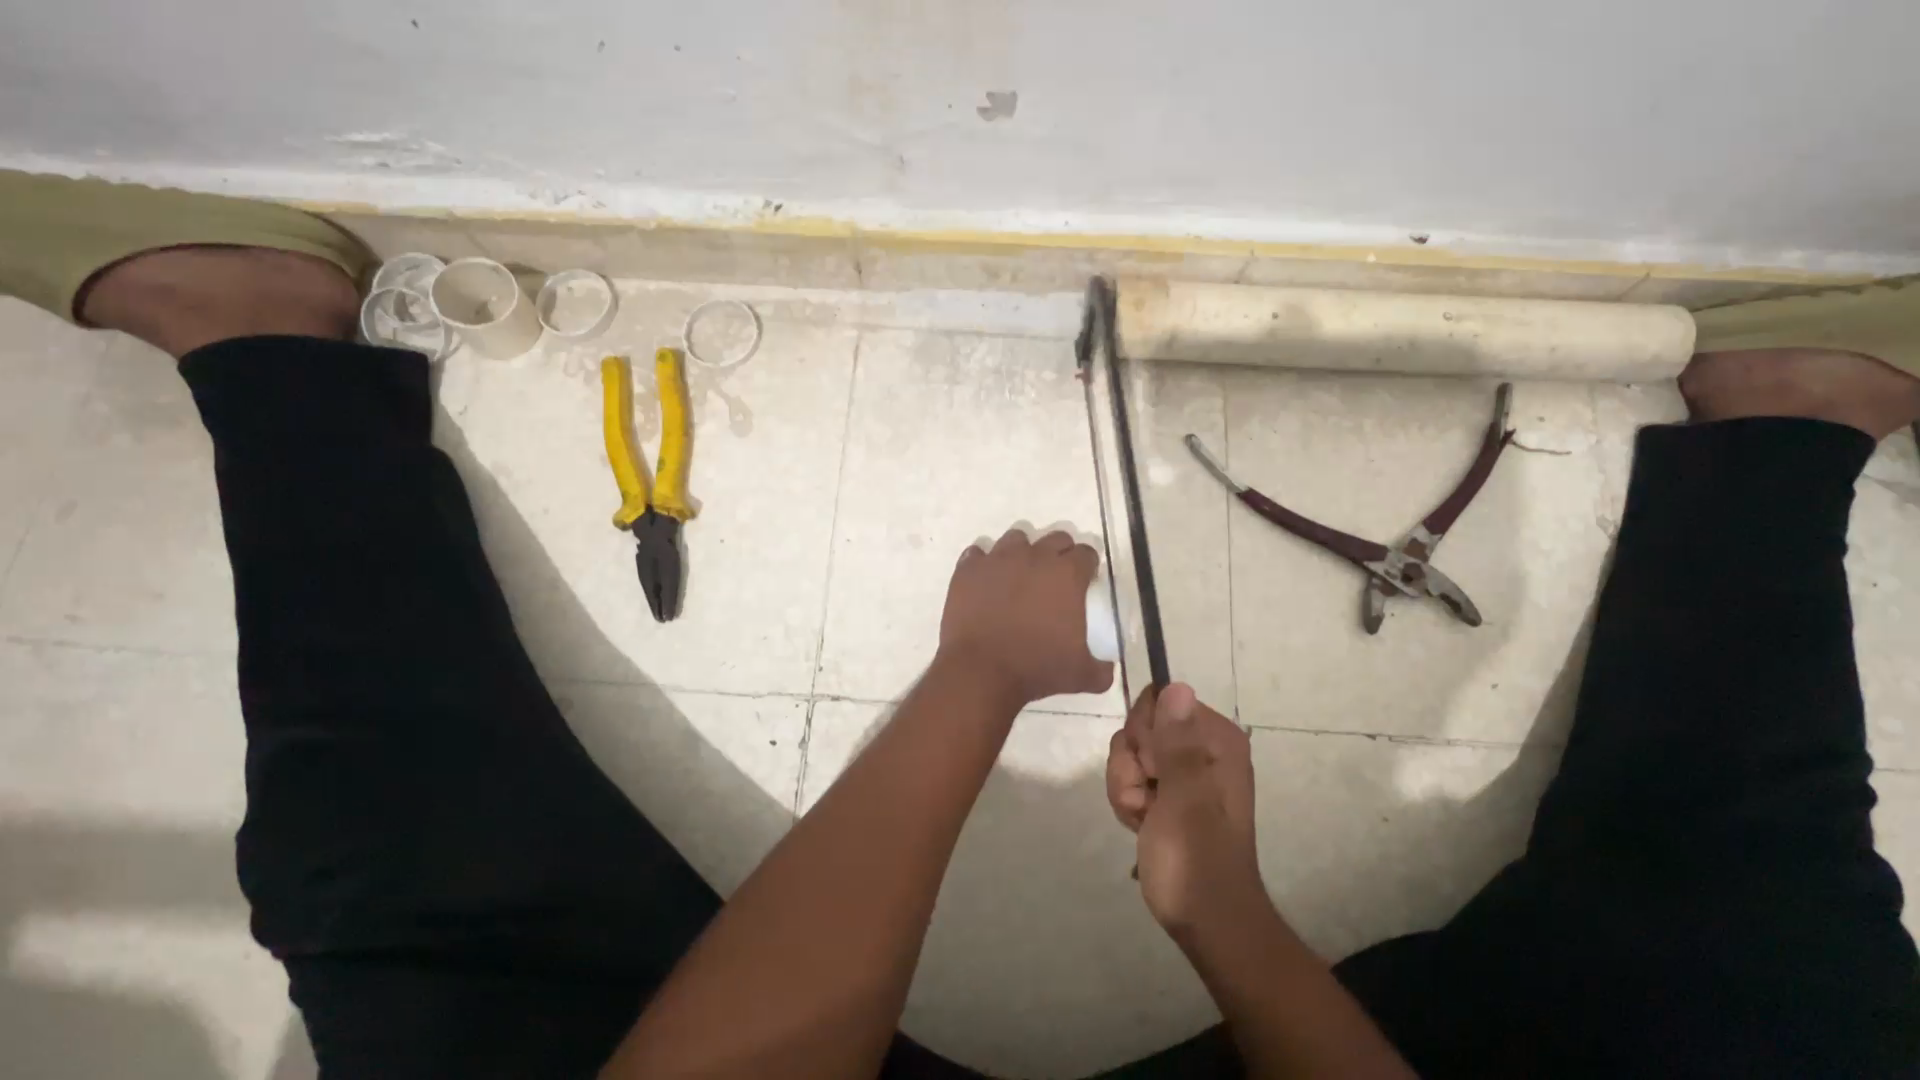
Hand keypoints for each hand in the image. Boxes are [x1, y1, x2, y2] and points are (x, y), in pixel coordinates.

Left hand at [937, 528, 1114, 706]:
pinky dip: (985, 564)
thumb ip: (1102, 669)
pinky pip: (978, 553)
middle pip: (1055, 539)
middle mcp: (1034, 557)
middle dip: (1060, 553)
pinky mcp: (969, 569)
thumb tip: (1108, 670)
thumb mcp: (1081, 675)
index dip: (1088, 567)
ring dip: (1022, 552)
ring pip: (1016, 539)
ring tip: (1019, 575)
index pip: (1086, 553)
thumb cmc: (1036, 668)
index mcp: (1067, 574)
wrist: (981, 672)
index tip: (1085, 582)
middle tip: (1055, 579)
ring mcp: (998, 559)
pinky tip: (987, 581)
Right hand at [1107, 683, 1265, 934]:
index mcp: (1216, 741)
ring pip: (1131, 755)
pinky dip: (1129, 801)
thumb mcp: (1184, 799)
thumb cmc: (1196, 860)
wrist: (1206, 919)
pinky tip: (1141, 826)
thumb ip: (1176, 743)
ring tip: (1144, 819)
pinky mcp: (1171, 795)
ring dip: (1126, 787)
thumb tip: (1176, 685)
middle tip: (1147, 800)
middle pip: (1140, 728)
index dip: (1144, 736)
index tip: (1152, 773)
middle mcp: (1202, 748)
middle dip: (1130, 765)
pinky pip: (1133, 778)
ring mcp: (1186, 773)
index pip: (1159, 701)